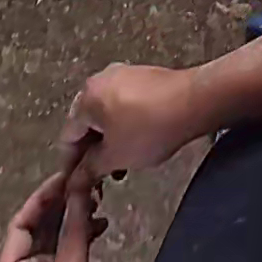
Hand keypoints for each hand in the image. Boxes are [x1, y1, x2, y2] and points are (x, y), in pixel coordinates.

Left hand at [0, 172, 109, 261]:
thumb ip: (75, 227)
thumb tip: (79, 184)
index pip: (20, 224)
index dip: (43, 196)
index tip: (67, 174)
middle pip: (38, 229)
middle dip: (62, 204)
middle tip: (85, 180)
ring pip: (55, 239)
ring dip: (75, 217)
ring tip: (96, 199)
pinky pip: (68, 253)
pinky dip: (83, 235)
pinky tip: (101, 224)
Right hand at [61, 64, 205, 177]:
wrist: (193, 101)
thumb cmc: (150, 128)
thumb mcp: (115, 156)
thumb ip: (89, 169)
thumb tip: (76, 180)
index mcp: (88, 96)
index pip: (68, 136)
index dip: (71, 165)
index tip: (77, 186)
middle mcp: (102, 79)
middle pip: (87, 123)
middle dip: (92, 153)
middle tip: (101, 178)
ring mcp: (124, 74)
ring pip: (106, 115)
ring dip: (109, 142)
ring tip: (122, 166)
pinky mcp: (143, 77)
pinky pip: (124, 105)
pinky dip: (124, 126)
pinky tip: (137, 144)